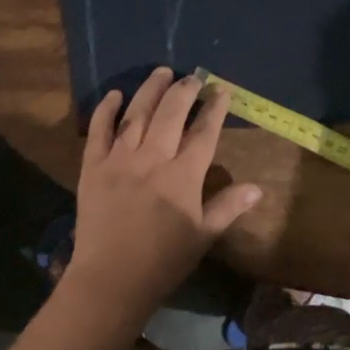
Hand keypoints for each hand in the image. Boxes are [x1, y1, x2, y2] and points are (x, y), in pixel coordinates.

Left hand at [68, 68, 261, 311]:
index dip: (214, 109)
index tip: (221, 90)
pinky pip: (99, 130)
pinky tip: (115, 95)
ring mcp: (120, 159)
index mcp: (183, 175)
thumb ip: (227, 207)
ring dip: (150, 90)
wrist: (112, 277)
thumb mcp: (202, 236)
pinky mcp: (93, 166)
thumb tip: (256, 188)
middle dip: (184, 91)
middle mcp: (153, 158)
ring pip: (137, 114)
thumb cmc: (163, 260)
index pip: (203, 132)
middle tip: (192, 77)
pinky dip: (106, 109)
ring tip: (160, 72)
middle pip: (171, 113)